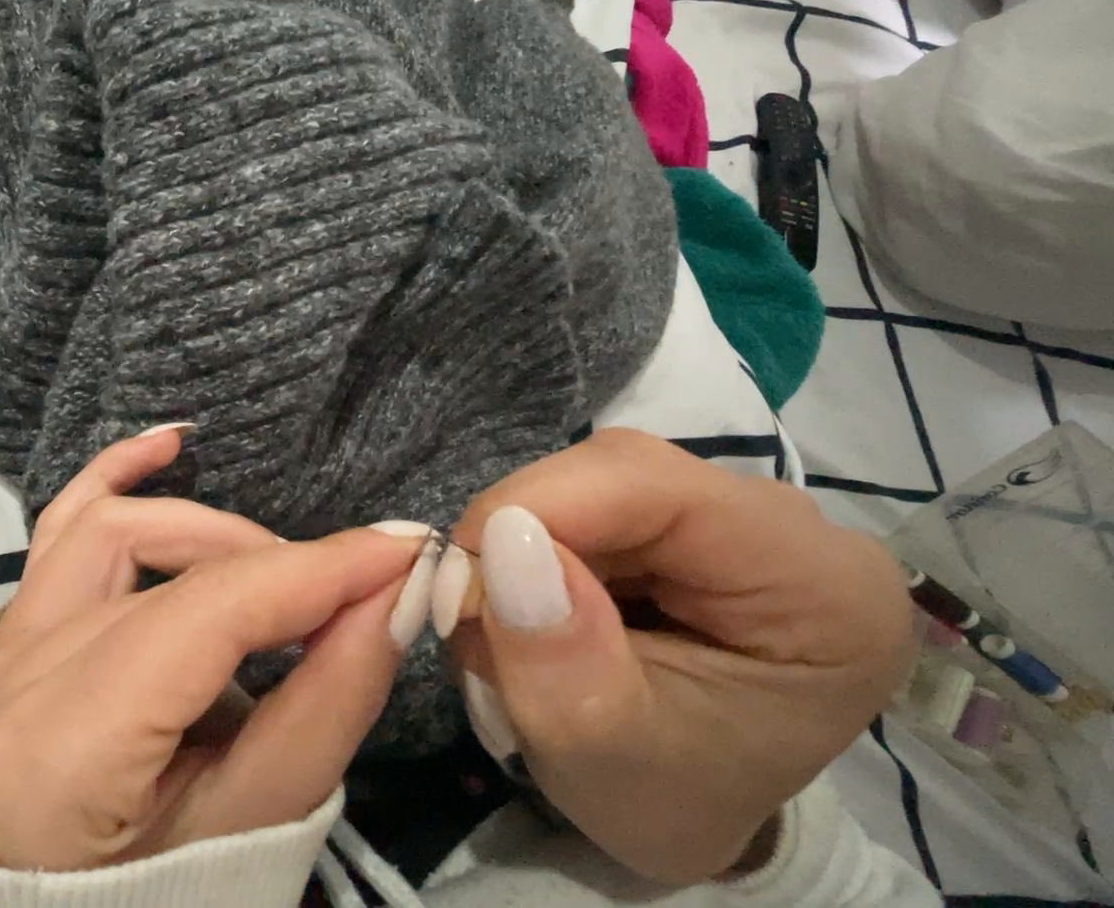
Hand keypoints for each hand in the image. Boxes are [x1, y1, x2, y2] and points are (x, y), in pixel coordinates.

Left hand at [0, 428, 425, 870]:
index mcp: (56, 755)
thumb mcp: (249, 833)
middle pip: (158, 572)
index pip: (201, 617)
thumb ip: (323, 707)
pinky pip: (50, 539)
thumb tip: (391, 594)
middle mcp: (1, 684)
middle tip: (350, 592)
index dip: (311, 572)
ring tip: (273, 564)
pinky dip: (111, 482)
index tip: (403, 547)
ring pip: (103, 533)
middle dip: (273, 565)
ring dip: (203, 533)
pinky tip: (165, 445)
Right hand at [444, 429, 913, 884]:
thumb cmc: (659, 798)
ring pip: (590, 477)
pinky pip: (584, 496)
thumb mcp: (598, 753)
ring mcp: (731, 518)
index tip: (462, 575)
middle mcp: (791, 531)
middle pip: (619, 472)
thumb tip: (502, 535)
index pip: (660, 489)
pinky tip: (531, 601)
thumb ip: (558, 655)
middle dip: (520, 529)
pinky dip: (531, 544)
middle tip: (467, 607)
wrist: (678, 811)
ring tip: (503, 619)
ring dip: (519, 540)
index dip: (540, 504)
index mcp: (821, 590)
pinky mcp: (682, 520)